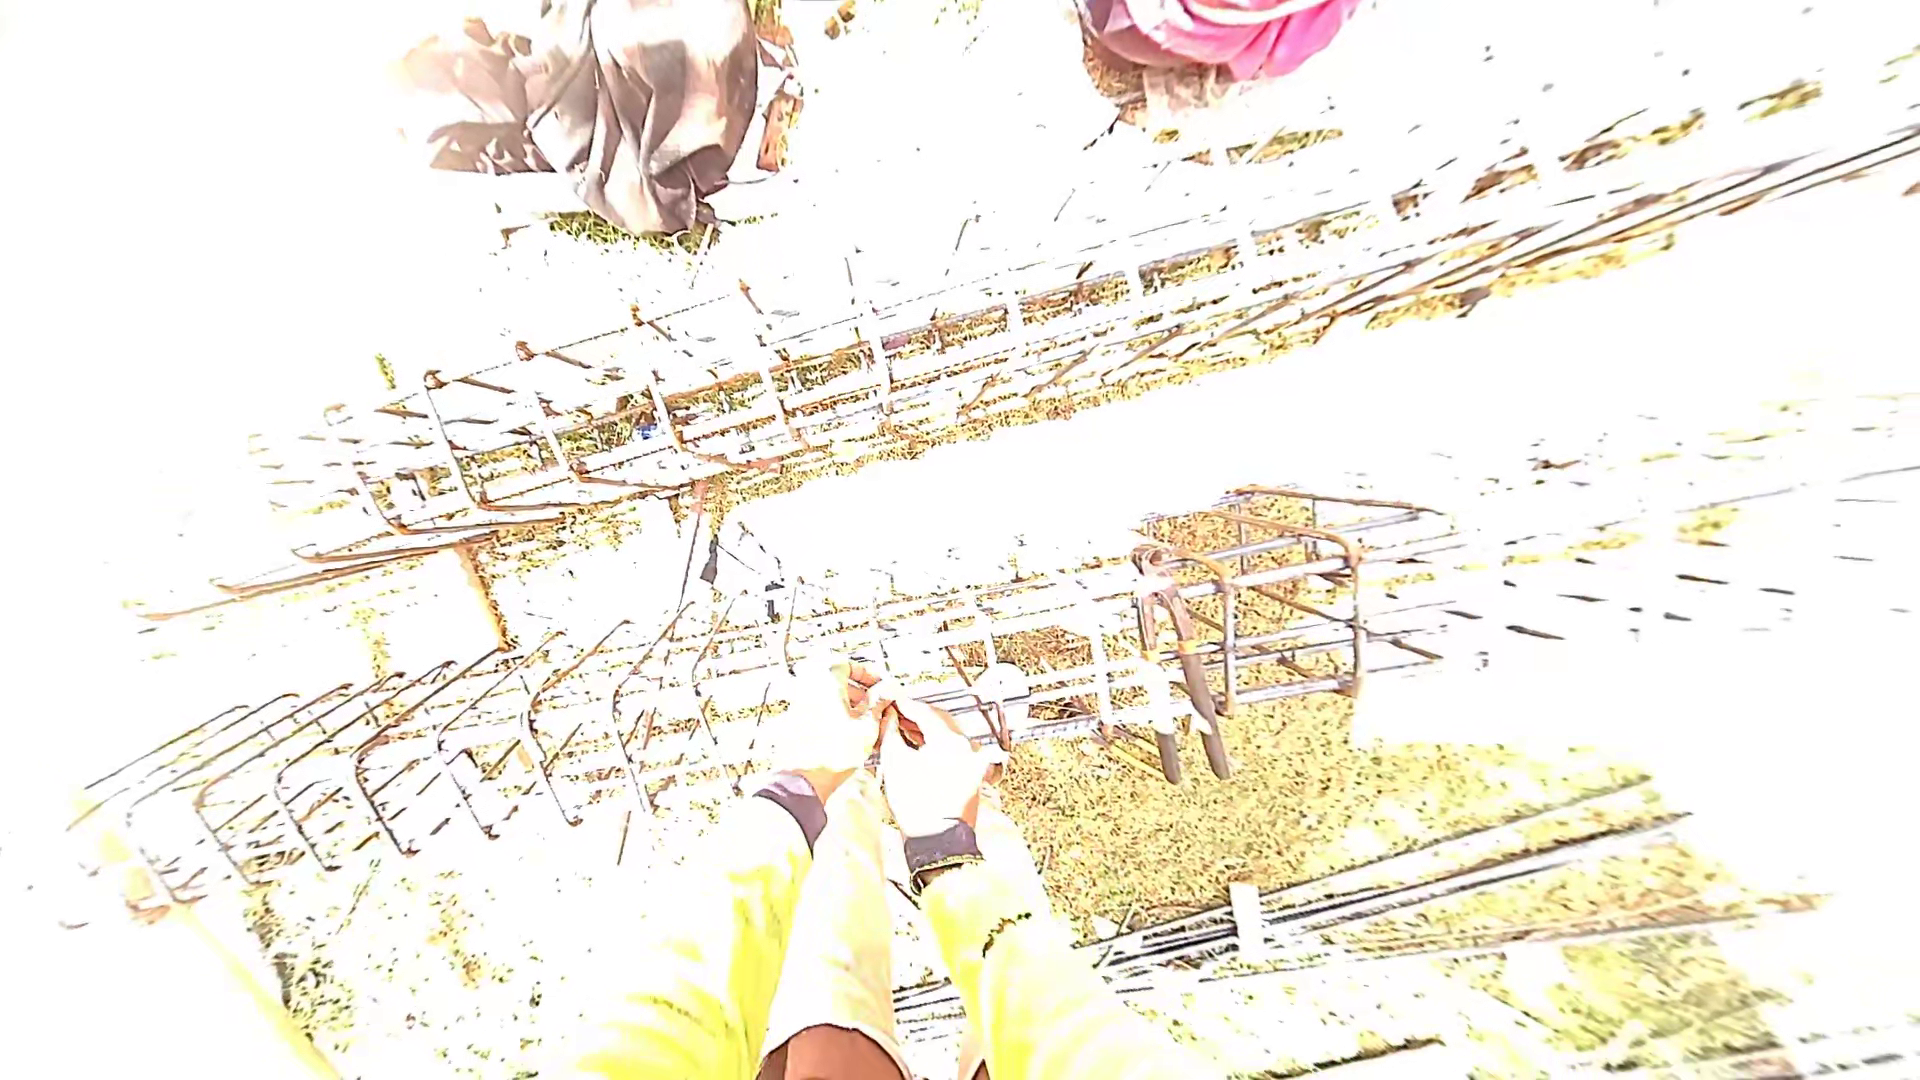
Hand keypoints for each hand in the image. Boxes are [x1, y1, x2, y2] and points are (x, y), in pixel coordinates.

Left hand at [766, 658, 881, 802]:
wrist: (805, 782)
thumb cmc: (832, 754)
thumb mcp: (867, 725)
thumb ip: (878, 703)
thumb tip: (886, 691)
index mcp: (825, 681)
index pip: (847, 664)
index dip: (867, 674)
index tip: (878, 684)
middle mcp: (809, 689)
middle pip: (837, 681)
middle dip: (859, 691)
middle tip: (874, 702)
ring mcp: (799, 707)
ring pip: (828, 697)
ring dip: (848, 704)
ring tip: (864, 720)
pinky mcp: (795, 725)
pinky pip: (819, 711)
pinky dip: (835, 716)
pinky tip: (849, 734)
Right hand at [876, 693, 993, 835]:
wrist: (937, 841)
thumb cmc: (917, 806)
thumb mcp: (895, 763)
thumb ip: (891, 732)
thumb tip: (890, 717)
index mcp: (951, 740)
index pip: (925, 712)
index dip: (906, 705)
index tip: (893, 702)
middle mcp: (968, 745)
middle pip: (940, 719)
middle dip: (917, 716)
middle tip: (898, 713)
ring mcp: (973, 758)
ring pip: (947, 733)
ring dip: (927, 729)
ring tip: (906, 730)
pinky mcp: (973, 770)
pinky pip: (954, 747)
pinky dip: (937, 743)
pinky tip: (920, 746)